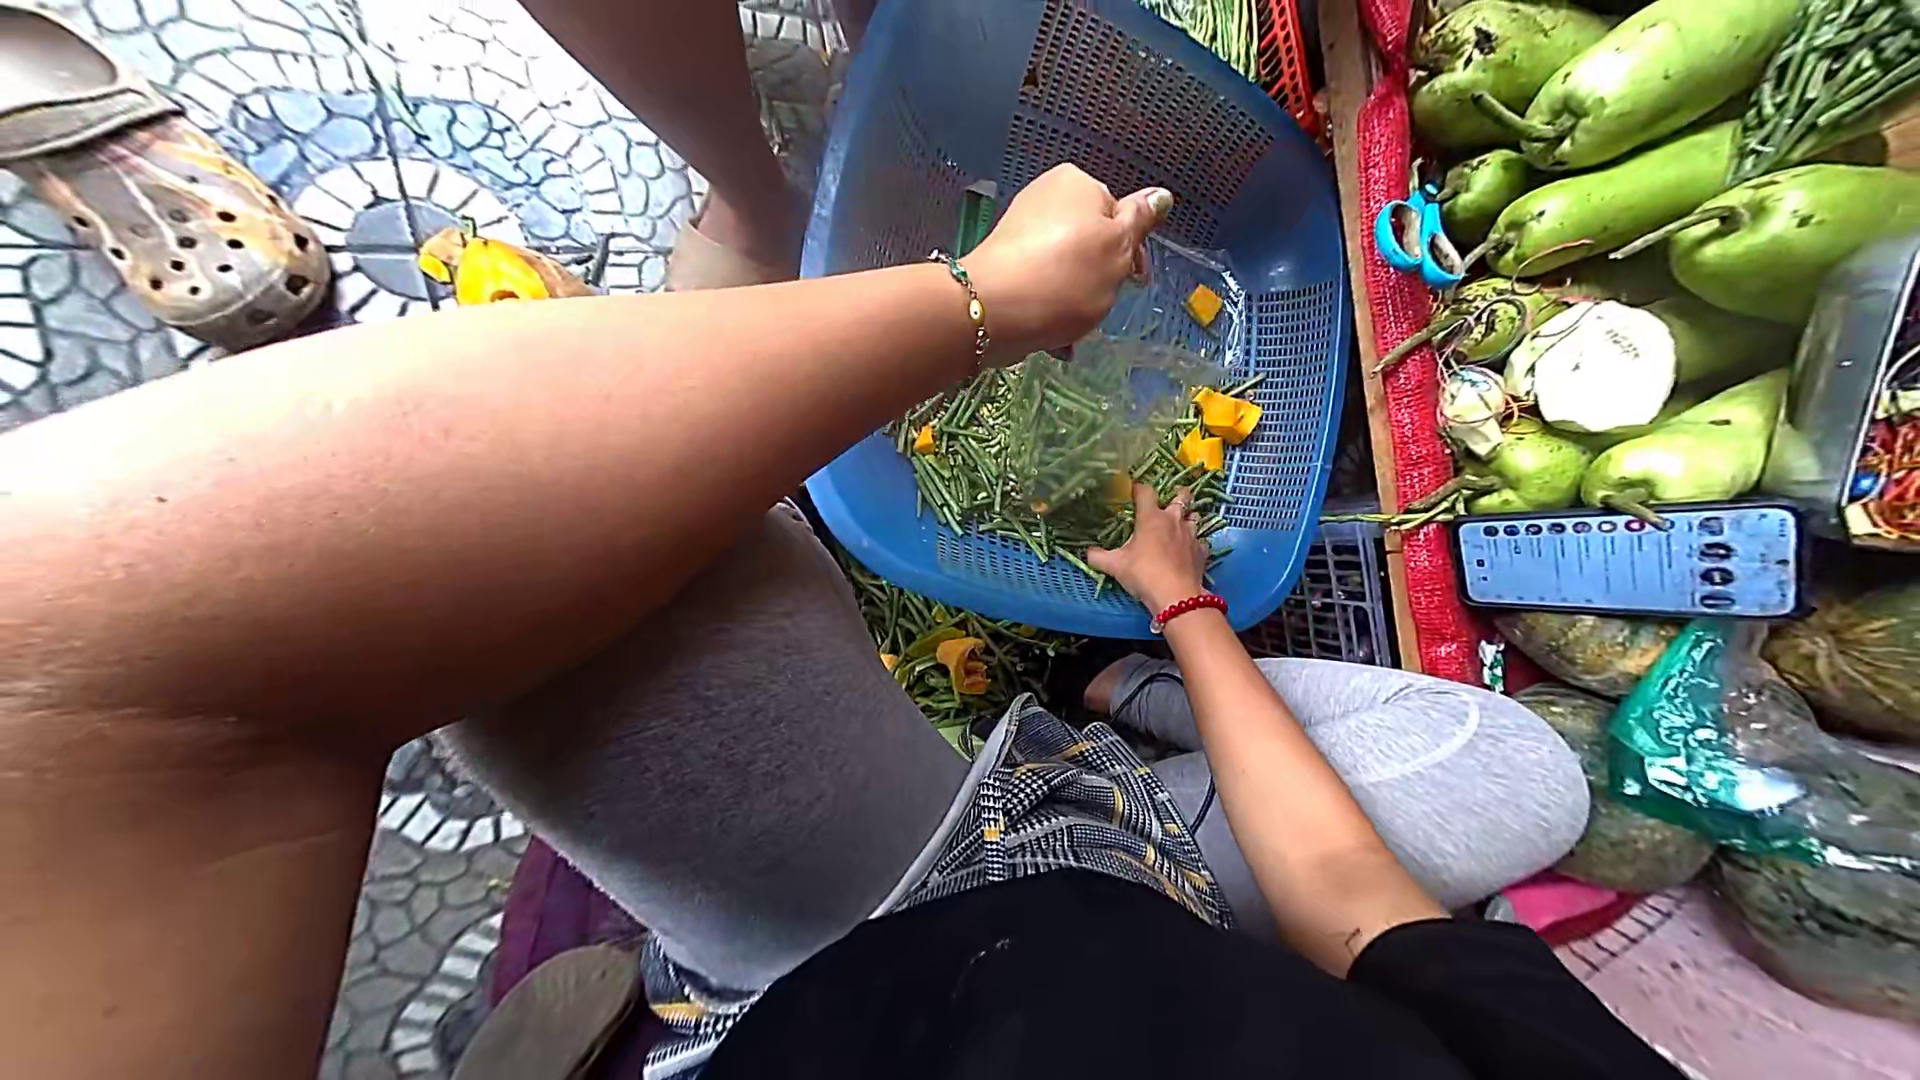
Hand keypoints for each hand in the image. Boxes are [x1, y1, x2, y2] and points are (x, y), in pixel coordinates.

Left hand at [964, 164, 1171, 360]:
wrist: (995, 312)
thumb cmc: (1066, 278)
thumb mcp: (1117, 249)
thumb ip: (1140, 223)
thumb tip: (1160, 196)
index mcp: (1076, 184)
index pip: (1117, 215)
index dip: (1130, 251)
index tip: (1135, 282)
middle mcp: (1044, 201)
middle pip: (1089, 246)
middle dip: (1098, 280)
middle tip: (1099, 305)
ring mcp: (1019, 238)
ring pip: (1063, 273)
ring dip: (1074, 304)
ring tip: (1072, 329)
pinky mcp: (1002, 271)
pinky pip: (1038, 291)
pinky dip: (1049, 314)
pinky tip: (1053, 340)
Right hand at [1087, 483, 1210, 614]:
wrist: (1176, 596)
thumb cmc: (1143, 573)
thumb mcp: (1115, 566)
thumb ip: (1098, 557)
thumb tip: (1087, 553)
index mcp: (1151, 517)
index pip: (1146, 491)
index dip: (1139, 488)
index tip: (1133, 490)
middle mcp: (1174, 520)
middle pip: (1182, 497)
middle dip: (1177, 495)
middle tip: (1169, 501)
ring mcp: (1192, 535)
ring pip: (1195, 517)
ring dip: (1188, 518)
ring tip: (1179, 524)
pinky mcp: (1202, 552)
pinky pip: (1200, 541)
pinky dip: (1195, 542)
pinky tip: (1188, 549)